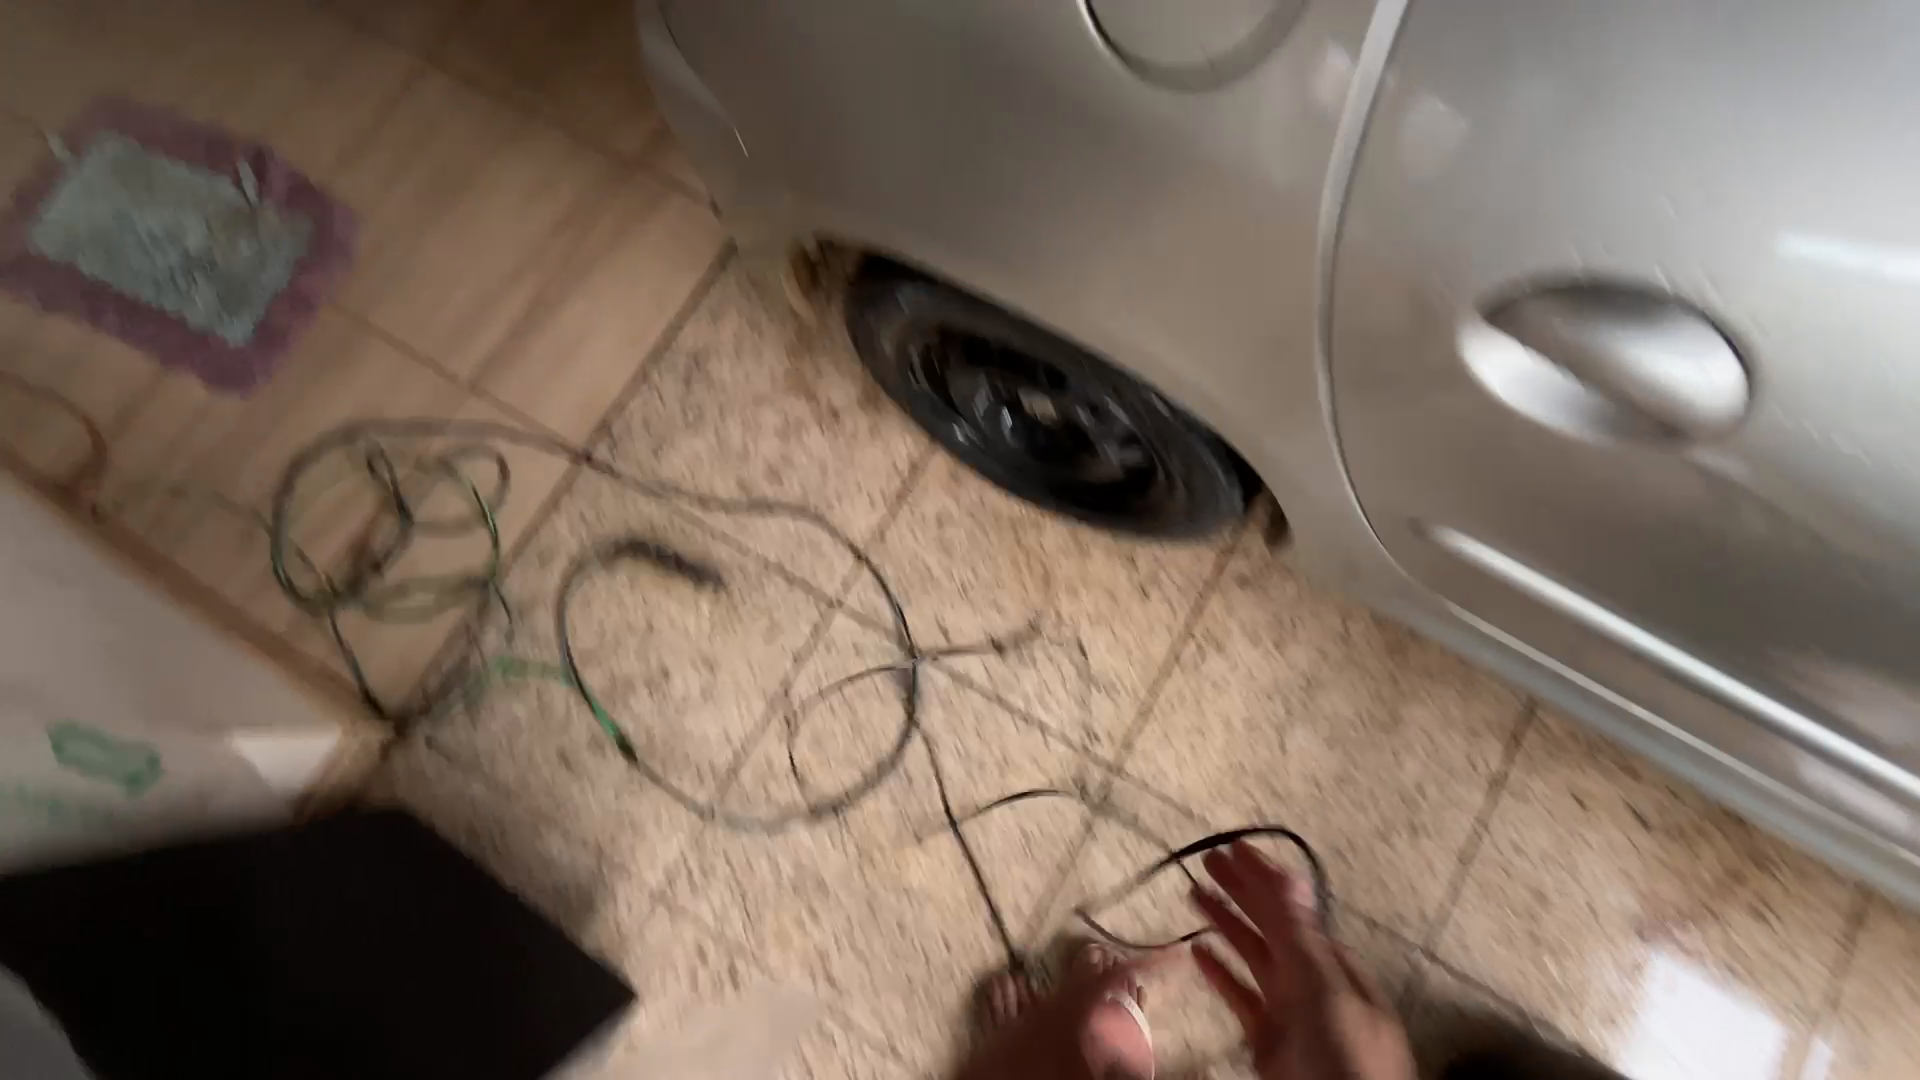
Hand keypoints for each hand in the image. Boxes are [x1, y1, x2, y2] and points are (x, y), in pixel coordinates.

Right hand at [1189, 843, 1415, 1079]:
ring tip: (1193, 891)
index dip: (1264, 876)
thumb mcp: (1325, 995)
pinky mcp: (1268, 1045)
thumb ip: (1301, 936)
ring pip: (1253, 957)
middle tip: (1206, 858)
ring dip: (1226, 923)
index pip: (1295, 910)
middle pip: (1273, 927)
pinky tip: (1196, 950)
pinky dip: (1219, 972)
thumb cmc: (1344, 1062)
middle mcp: (1315, 986)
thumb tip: (1292, 872)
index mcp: (1337, 970)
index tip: (1233, 845)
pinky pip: (1241, 998)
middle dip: (1241, 890)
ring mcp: (1291, 1016)